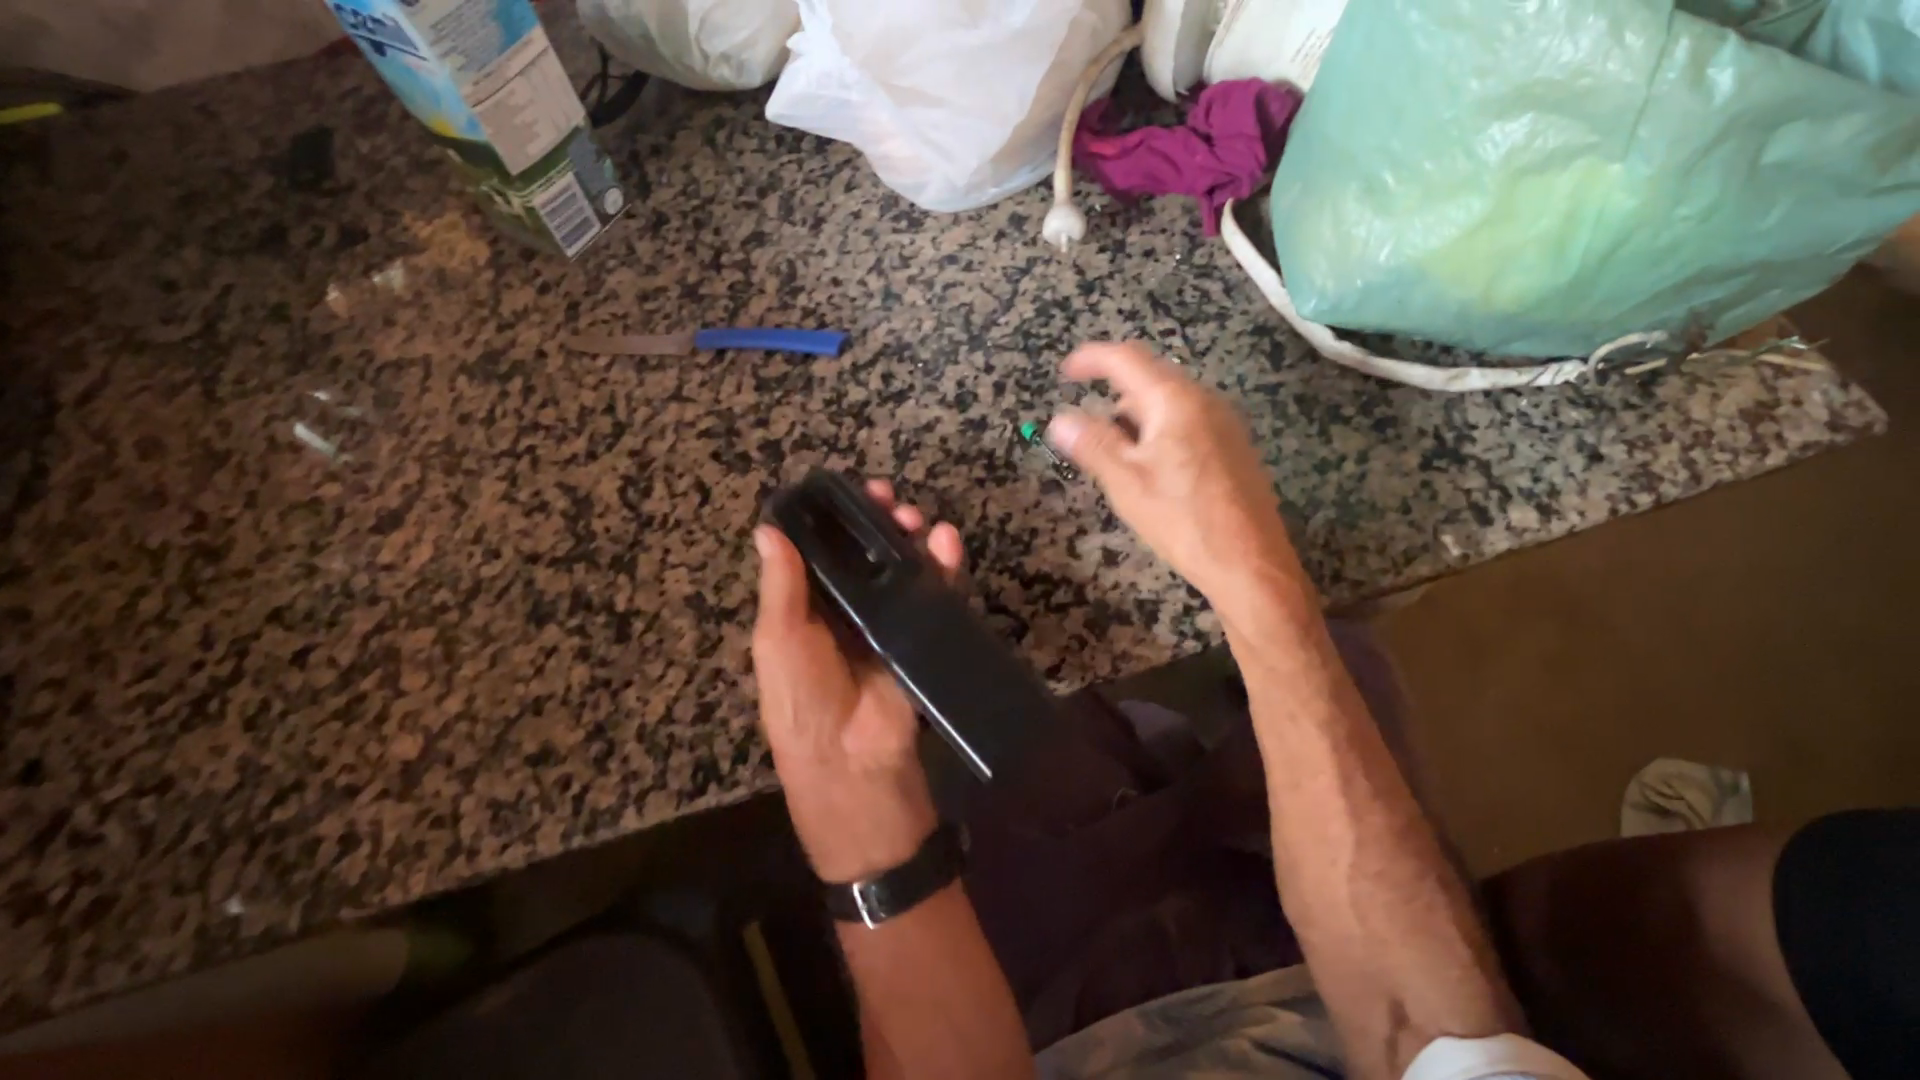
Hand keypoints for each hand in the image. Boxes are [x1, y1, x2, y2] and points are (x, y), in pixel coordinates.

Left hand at [751, 479, 965, 882]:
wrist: (854, 760)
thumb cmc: (802, 699)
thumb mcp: (780, 640)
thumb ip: (781, 586)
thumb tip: (767, 529)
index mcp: (808, 609)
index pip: (824, 552)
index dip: (835, 521)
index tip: (848, 493)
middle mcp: (850, 609)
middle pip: (868, 553)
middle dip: (879, 522)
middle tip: (889, 499)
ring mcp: (890, 620)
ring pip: (904, 566)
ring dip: (911, 536)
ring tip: (915, 519)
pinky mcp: (924, 634)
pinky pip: (936, 592)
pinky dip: (944, 564)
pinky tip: (946, 541)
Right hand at [1047, 342, 1312, 610]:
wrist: (1250, 563)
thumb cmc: (1183, 520)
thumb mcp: (1126, 483)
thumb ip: (1092, 444)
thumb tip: (1060, 419)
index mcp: (1176, 401)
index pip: (1127, 359)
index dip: (1091, 359)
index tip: (1066, 371)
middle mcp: (1205, 401)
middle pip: (1152, 377)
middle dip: (1114, 392)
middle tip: (1087, 422)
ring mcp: (1225, 423)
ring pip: (1170, 402)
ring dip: (1137, 416)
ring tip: (1115, 453)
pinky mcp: (1234, 447)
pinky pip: (1189, 421)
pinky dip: (1160, 430)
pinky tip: (1151, 467)